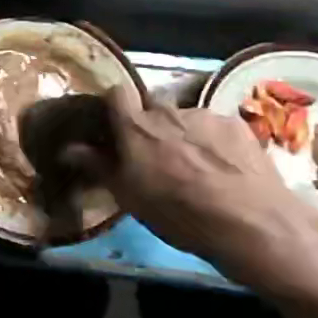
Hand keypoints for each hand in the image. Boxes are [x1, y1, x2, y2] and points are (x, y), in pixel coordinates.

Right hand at [83, 87, 317, 284]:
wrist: (250, 223)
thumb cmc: (178, 213)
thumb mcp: (129, 196)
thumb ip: (99, 166)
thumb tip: (67, 148)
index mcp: (136, 127)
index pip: (116, 93)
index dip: (115, 106)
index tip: (116, 126)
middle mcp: (168, 112)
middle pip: (153, 105)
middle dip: (153, 123)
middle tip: (159, 154)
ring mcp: (205, 115)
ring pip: (187, 117)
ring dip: (186, 134)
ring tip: (199, 167)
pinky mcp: (238, 125)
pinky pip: (217, 127)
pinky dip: (216, 142)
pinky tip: (226, 168)